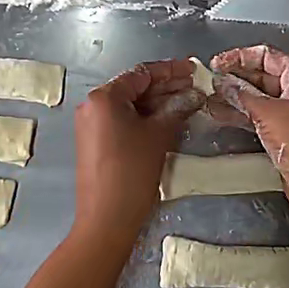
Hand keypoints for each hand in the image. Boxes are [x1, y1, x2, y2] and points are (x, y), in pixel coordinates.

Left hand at [74, 59, 202, 239]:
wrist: (107, 218)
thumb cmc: (132, 171)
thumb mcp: (160, 135)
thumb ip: (178, 107)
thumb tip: (194, 93)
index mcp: (104, 97)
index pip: (142, 73)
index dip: (171, 70)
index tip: (193, 69)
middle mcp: (93, 106)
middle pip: (135, 87)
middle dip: (166, 86)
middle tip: (195, 85)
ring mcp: (92, 125)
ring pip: (131, 104)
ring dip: (158, 102)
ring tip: (189, 100)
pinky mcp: (96, 141)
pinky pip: (124, 120)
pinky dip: (146, 117)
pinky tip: (170, 118)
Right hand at [208, 45, 288, 238]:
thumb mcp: (267, 113)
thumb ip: (242, 95)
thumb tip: (223, 82)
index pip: (267, 55)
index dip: (238, 57)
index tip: (215, 63)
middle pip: (265, 75)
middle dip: (236, 79)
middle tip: (209, 83)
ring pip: (264, 97)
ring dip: (238, 98)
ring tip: (209, 99)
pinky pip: (267, 114)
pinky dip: (247, 114)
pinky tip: (222, 115)